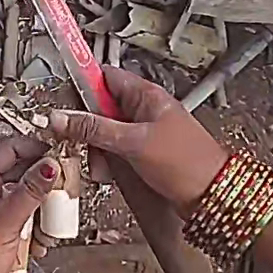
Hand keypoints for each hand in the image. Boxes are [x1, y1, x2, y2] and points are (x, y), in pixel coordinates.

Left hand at [0, 137, 60, 272]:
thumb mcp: (7, 223)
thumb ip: (30, 192)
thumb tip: (50, 165)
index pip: (10, 148)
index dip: (36, 147)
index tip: (59, 153)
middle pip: (19, 168)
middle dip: (42, 177)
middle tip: (64, 183)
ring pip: (23, 191)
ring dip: (40, 202)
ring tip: (54, 215)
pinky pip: (22, 212)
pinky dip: (34, 220)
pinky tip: (41, 237)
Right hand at [48, 66, 227, 214]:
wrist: (212, 196)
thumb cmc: (187, 162)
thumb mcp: (132, 142)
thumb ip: (93, 129)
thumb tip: (61, 117)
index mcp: (145, 95)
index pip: (104, 76)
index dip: (82, 84)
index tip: (63, 97)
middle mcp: (143, 110)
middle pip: (99, 107)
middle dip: (88, 128)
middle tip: (84, 143)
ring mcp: (142, 132)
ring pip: (104, 132)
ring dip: (97, 150)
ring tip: (103, 166)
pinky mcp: (142, 153)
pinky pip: (114, 151)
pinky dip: (108, 162)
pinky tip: (110, 174)